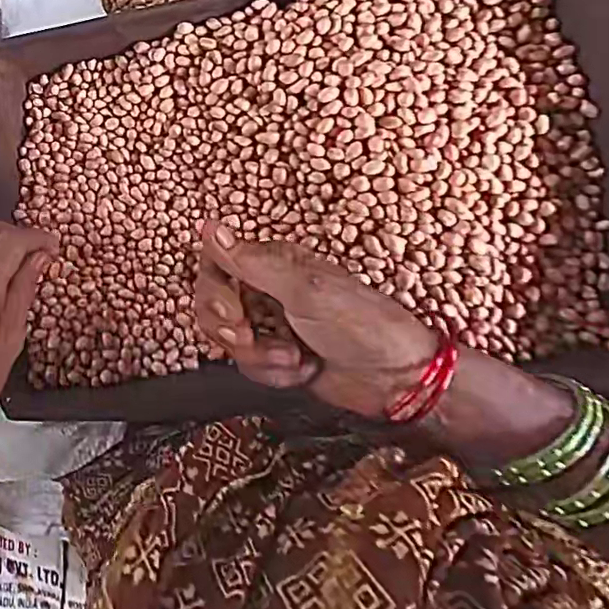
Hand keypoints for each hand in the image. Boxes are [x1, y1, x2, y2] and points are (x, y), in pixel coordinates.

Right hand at [192, 222, 437, 418]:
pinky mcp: (277, 356)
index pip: (217, 264)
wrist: (397, 380)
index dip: (214, 289)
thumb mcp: (304, 290)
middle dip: (230, 327)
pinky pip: (248, 365)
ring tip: (290, 355)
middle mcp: (268, 290)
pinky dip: (271, 373)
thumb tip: (211, 228)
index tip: (231, 310)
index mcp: (274, 263)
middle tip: (251, 334)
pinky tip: (300, 369)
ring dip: (256, 354)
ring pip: (228, 338)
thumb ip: (251, 262)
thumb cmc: (364, 326)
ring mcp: (272, 324)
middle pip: (214, 303)